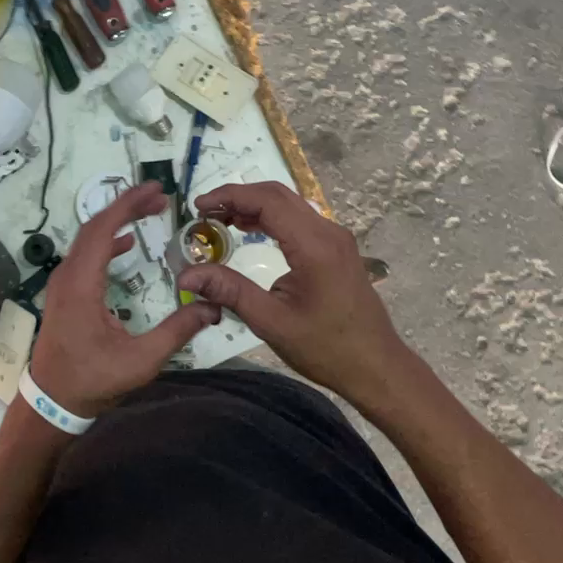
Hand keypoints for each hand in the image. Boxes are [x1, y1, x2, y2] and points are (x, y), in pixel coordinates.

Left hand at [26, 183, 221, 418]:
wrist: (52, 401)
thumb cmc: (92, 381)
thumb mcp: (140, 361)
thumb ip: (177, 331)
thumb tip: (213, 307)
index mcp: (81, 285)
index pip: (102, 230)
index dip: (128, 205)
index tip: (156, 189)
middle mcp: (66, 276)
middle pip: (94, 227)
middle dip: (127, 207)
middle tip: (161, 197)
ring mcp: (62, 284)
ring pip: (88, 239)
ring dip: (117, 222)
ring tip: (150, 212)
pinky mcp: (64, 293)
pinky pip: (85, 255)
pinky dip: (107, 242)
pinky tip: (127, 244)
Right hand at [177, 182, 401, 397]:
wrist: (376, 366)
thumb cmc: (325, 348)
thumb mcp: (271, 322)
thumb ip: (230, 291)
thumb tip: (186, 276)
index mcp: (314, 246)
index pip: (267, 201)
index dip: (229, 196)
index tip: (197, 208)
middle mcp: (328, 232)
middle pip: (278, 195)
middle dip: (238, 197)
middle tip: (203, 214)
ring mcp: (336, 239)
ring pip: (289, 205)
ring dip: (253, 206)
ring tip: (219, 221)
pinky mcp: (336, 249)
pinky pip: (299, 220)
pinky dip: (270, 218)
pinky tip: (249, 230)